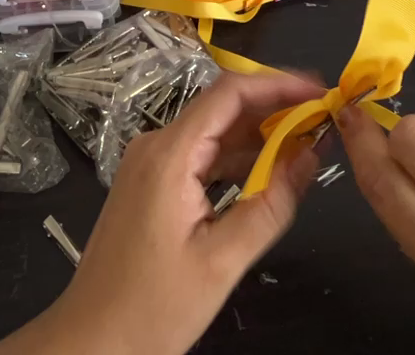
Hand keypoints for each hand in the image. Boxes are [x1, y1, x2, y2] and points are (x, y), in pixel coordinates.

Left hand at [0, 71, 324, 354]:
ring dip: (259, 134)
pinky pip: (201, 155)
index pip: (229, 93)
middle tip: (323, 118)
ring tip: (308, 140)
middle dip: (275, 108)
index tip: (320, 92)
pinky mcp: (152, 182)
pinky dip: (237, 157)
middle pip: (222, 107)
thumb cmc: (154, 307)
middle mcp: (157, 145)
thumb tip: (312, 155)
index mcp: (170, 154)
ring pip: (214, 131)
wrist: (90, 342)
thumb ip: (271, 204)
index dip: (278, 84)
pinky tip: (271, 167)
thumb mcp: (222, 261)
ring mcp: (151, 162)